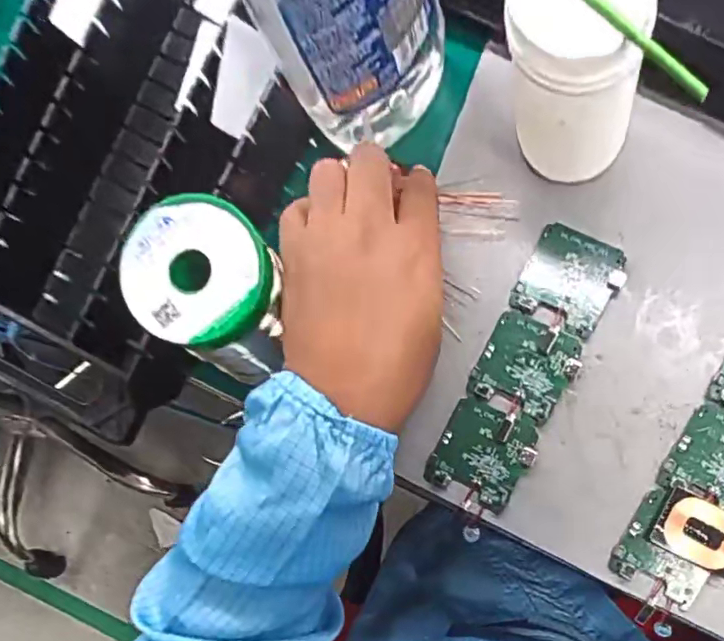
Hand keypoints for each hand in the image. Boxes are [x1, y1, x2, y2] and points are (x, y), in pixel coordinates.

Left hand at [278, 143, 442, 432]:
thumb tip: (410, 235)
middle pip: (371, 160)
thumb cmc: (396, 369)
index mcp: (415, 248)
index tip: (412, 196)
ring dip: (340, 182)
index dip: (418, 186)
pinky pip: (297, 205)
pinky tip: (317, 233)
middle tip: (378, 195)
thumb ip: (423, 261)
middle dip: (378, 170)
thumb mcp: (430, 313)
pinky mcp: (293, 252)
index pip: (420, 185)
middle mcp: (370, 228)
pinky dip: (309, 211)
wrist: (342, 398)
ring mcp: (326, 236)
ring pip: (328, 169)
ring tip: (344, 209)